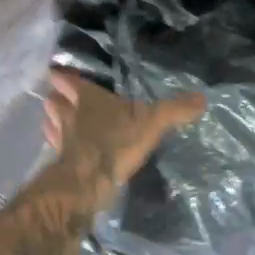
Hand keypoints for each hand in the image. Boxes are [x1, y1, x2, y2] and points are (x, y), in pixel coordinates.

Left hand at [42, 72, 205, 194]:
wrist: (88, 182)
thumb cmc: (117, 143)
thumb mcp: (152, 122)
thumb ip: (175, 109)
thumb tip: (202, 98)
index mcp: (89, 99)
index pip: (70, 82)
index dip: (63, 77)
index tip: (56, 72)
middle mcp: (70, 116)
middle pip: (55, 102)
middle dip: (56, 98)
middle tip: (56, 95)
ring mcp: (62, 140)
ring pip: (51, 124)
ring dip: (52, 120)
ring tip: (53, 119)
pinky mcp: (61, 163)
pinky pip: (56, 149)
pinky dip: (57, 147)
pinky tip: (61, 151)